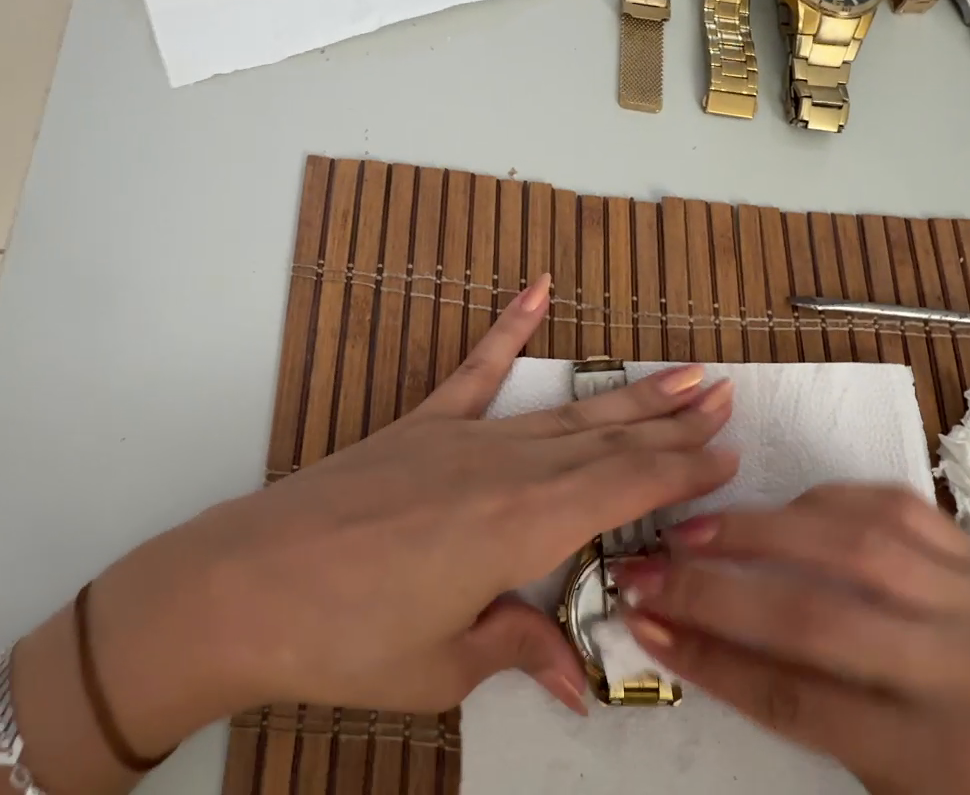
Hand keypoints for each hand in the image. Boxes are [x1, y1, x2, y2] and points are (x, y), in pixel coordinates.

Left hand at [89, 274, 738, 753]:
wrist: (242, 587)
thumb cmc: (343, 639)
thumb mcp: (442, 665)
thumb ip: (518, 651)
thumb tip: (576, 680)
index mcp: (521, 530)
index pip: (625, 490)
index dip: (680, 471)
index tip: (727, 453)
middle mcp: (502, 470)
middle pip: (605, 442)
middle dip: (671, 424)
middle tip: (724, 399)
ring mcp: (459, 439)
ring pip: (562, 411)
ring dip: (625, 393)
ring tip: (680, 372)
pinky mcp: (417, 426)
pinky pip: (474, 369)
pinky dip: (507, 327)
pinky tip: (536, 290)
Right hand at [617, 485, 969, 794]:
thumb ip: (823, 727)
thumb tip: (714, 651)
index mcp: (952, 762)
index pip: (797, 697)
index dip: (710, 660)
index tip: (645, 627)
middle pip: (811, 615)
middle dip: (708, 589)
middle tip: (638, 570)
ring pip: (848, 544)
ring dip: (753, 530)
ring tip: (688, 529)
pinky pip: (893, 510)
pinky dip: (820, 501)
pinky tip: (775, 509)